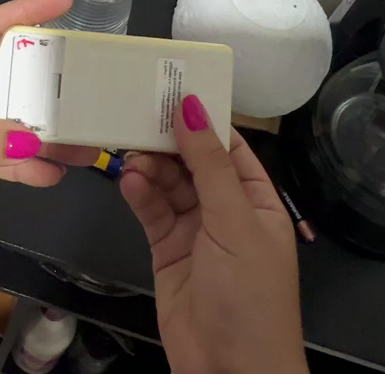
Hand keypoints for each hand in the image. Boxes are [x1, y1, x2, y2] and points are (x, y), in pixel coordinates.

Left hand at [0, 0, 91, 233]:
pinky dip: (23, 166)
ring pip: (9, 124)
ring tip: (84, 148)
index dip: (27, 12)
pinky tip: (51, 174)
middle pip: (10, 83)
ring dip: (42, 136)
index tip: (65, 2)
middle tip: (88, 103)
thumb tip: (32, 141)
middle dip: (47, 94)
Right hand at [119, 95, 306, 373]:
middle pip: (191, 160)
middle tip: (136, 118)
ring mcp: (194, 228)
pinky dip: (139, 193)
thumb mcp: (234, 223)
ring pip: (167, 181)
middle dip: (166, 141)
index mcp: (255, 199)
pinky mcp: (166, 247)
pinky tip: (129, 183)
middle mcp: (225, 208)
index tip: (170, 89)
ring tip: (130, 157)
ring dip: (149, 167)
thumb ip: (209, 164)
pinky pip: (151, 208)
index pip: (228, 145)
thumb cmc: (250, 296)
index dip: (201, 117)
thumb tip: (193, 107)